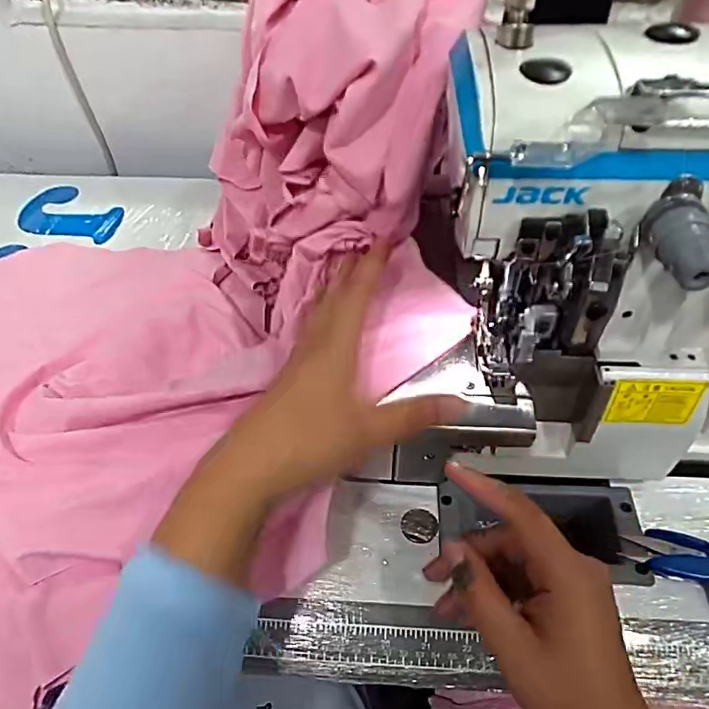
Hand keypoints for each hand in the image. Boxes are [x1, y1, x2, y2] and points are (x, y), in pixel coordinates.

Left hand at [154, 244, 464, 584]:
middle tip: (360, 248)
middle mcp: (312, 349)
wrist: (250, 467)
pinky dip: (321, 321)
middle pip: (332, 299)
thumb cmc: (309, 442)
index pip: (356, 297)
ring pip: (317, 317)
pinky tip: (320, 335)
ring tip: (340, 278)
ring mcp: (295, 366)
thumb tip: (459, 404)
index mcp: (335, 350)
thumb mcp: (369, 432)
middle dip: (349, 271)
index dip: (370, 267)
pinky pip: (308, 337)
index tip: (382, 241)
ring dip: (331, 292)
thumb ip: (413, 416)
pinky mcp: (285, 384)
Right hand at [424, 463, 662, 708]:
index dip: (484, 488)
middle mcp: (574, 568)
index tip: (452, 469)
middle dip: (470, 557)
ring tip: (445, 607)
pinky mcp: (571, 601)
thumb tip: (454, 551)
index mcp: (567, 571)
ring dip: (481, 580)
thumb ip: (480, 592)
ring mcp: (574, 584)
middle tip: (432, 580)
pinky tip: (470, 614)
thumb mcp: (510, 644)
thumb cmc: (564, 694)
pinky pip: (528, 582)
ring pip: (516, 564)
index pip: (521, 514)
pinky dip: (499, 594)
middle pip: (512, 542)